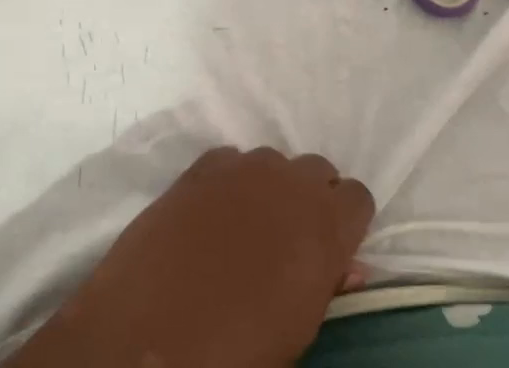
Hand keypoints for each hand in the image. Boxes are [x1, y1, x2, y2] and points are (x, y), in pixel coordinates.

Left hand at [9, 146, 373, 367]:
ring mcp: (241, 170)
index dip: (346, 220)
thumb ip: (328, 285)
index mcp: (325, 227)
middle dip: (310, 197)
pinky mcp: (198, 169)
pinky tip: (212, 213)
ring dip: (269, 186)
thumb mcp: (299, 329)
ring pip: (272, 161)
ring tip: (247, 224)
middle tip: (289, 237)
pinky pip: (229, 160)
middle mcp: (289, 185)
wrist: (150, 337)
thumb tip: (350, 267)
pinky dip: (229, 180)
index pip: (358, 195)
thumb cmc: (238, 347)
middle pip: (317, 170)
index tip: (331, 245)